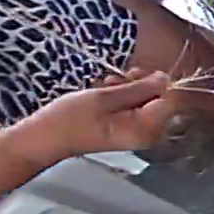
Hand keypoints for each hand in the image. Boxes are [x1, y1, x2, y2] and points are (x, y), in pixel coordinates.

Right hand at [2, 69, 180, 167]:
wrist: (42, 139)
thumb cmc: (69, 119)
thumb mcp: (105, 98)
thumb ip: (140, 89)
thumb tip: (167, 79)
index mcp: (148, 129)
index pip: (171, 101)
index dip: (159, 84)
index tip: (137, 74)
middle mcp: (150, 134)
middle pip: (161, 100)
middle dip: (143, 85)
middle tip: (121, 76)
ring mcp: (140, 133)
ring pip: (148, 102)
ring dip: (132, 88)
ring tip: (108, 83)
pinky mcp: (129, 129)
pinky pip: (137, 108)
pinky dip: (125, 97)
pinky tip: (108, 90)